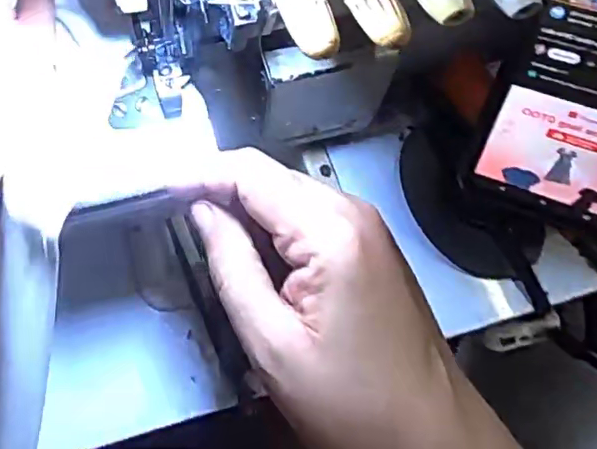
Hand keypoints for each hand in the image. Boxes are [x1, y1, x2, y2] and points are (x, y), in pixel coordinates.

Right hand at [184, 150, 518, 448]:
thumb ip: (232, 267)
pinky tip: (256, 249)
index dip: (205, 173)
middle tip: (181, 207)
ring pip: (289, 191)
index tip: (169, 184)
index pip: (253, 173)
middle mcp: (353, 210)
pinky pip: (310, 211)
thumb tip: (205, 213)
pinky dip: (276, 221)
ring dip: (249, 205)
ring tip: (212, 232)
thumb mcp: (274, 345)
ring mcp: (365, 221)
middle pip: (272, 175)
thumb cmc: (357, 403)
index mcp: (331, 230)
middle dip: (224, 187)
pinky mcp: (367, 236)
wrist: (426, 428)